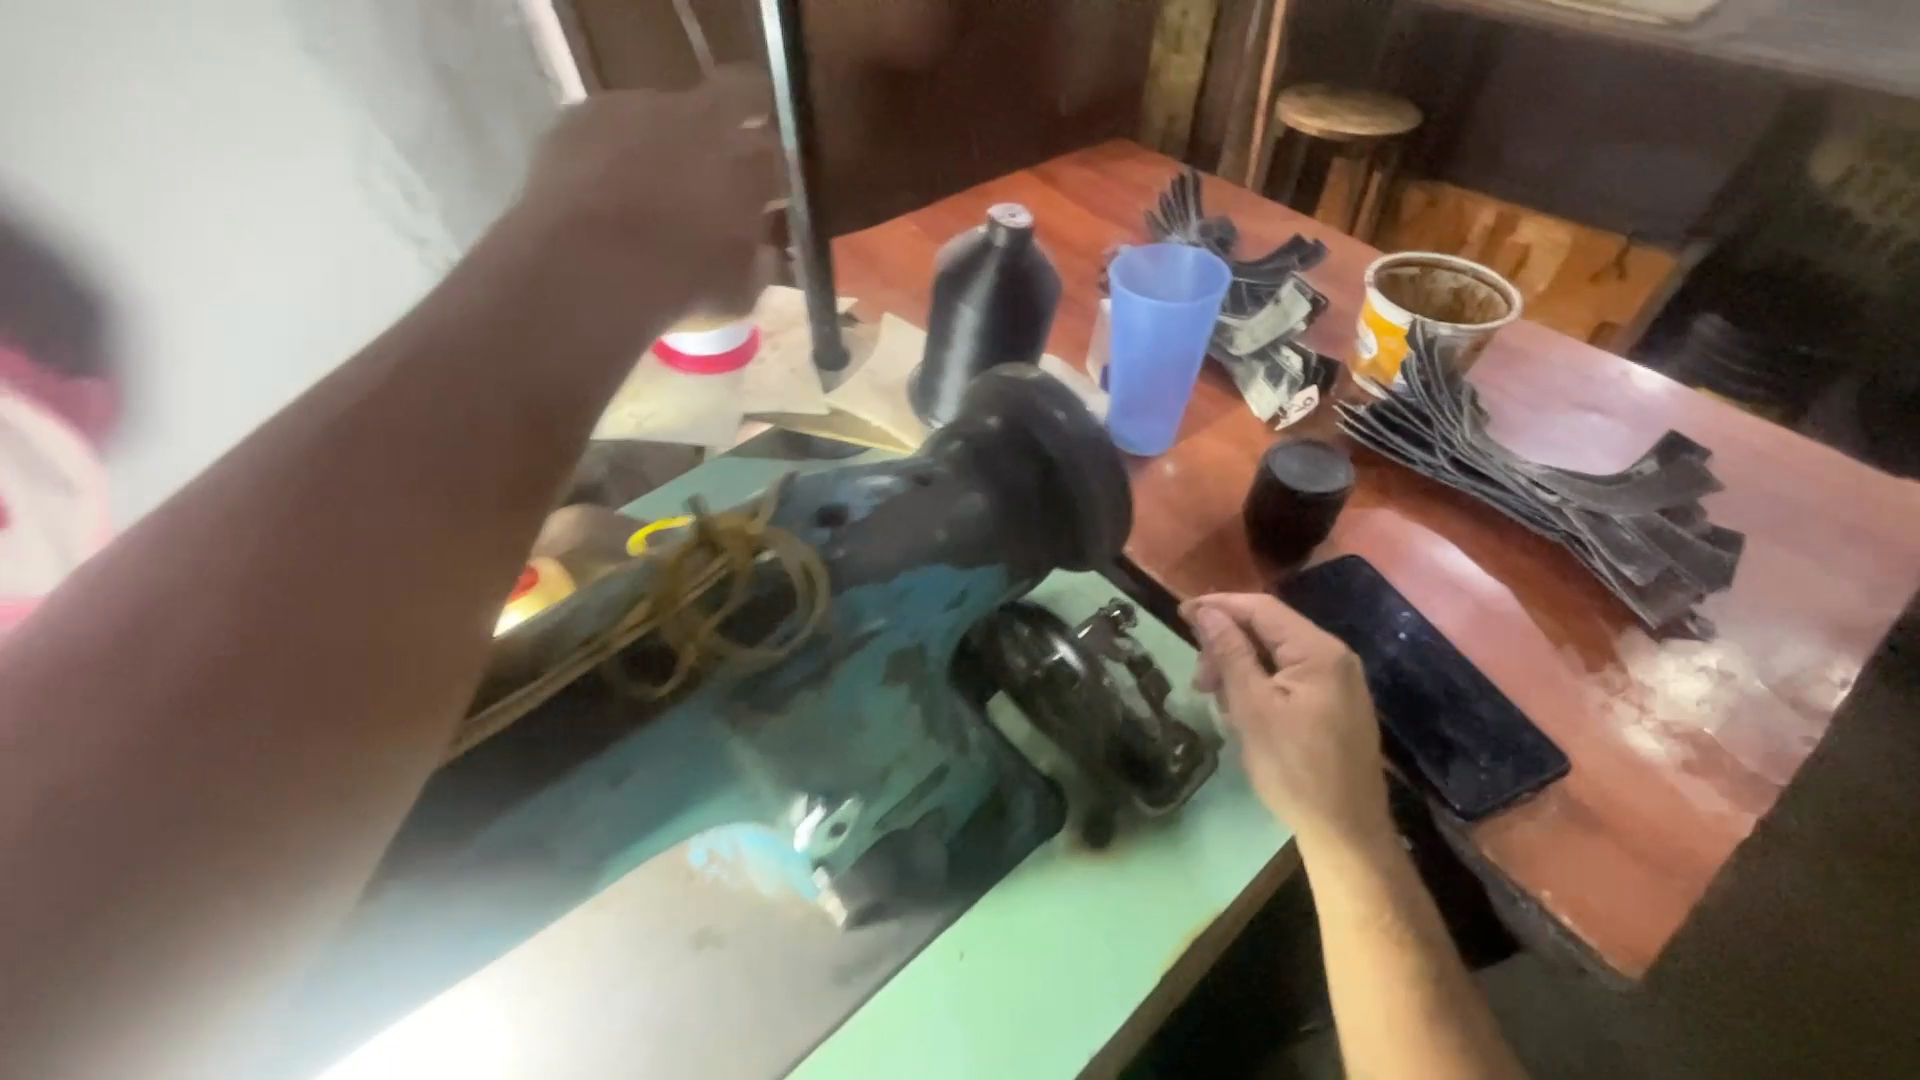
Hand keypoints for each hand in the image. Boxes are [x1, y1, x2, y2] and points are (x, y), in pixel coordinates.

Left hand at [519, 67, 780, 318]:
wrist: (592, 266)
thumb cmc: (681, 285)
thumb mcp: (738, 290)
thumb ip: (758, 263)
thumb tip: (764, 252)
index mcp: (752, 168)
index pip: (780, 152)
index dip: (774, 169)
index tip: (768, 192)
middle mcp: (707, 122)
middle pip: (739, 92)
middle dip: (740, 115)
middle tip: (725, 155)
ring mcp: (644, 108)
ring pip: (669, 110)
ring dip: (669, 137)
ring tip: (650, 182)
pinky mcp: (589, 111)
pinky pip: (613, 120)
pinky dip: (616, 145)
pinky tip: (603, 183)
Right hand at [1184, 593, 1391, 849]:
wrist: (1345, 831)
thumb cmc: (1295, 768)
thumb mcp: (1253, 708)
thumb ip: (1230, 654)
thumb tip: (1206, 612)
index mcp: (1318, 651)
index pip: (1262, 608)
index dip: (1218, 606)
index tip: (1180, 614)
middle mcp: (1333, 657)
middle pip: (1269, 630)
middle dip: (1227, 645)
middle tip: (1199, 680)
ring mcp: (1337, 682)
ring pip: (1276, 655)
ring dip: (1240, 668)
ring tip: (1218, 701)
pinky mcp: (1334, 705)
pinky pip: (1288, 678)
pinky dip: (1259, 684)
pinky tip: (1242, 711)